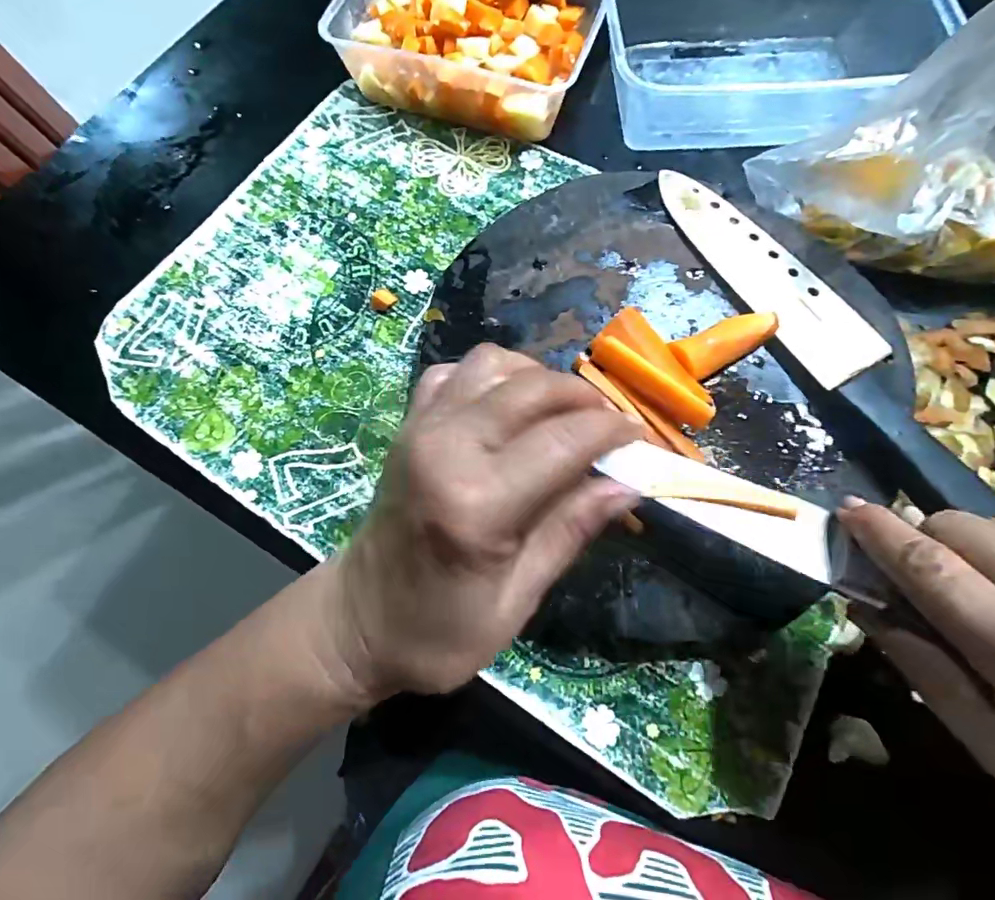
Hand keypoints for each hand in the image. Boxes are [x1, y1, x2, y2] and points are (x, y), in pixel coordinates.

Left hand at [308, 345, 643, 705]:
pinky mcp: (410, 422)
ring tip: (566, 413)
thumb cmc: (438, 630)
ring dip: (542, 379)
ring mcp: (422, 428)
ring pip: (497, 364)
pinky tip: (512, 406)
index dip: (612, 430)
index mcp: (476, 503)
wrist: (355, 622)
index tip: (639, 437)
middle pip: (536, 389)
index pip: (564, 440)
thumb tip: (627, 484)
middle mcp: (446, 448)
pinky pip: (459, 371)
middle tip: (612, 425)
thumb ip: (570, 532)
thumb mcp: (516, 601)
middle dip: (587, 398)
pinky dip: (496, 376)